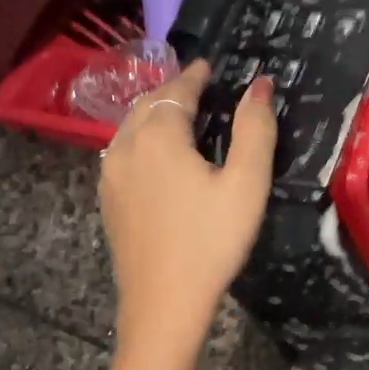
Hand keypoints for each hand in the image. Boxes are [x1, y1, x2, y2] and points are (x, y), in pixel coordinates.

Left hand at [99, 62, 275, 369]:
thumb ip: (255, 130)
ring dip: (153, 115)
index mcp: (159, 134)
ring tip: (178, 118)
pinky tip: (156, 158)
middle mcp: (126, 145)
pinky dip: (141, 142)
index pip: (177, 90)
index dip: (196, 76)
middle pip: (147, 104)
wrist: (164, 302)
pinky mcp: (108, 201)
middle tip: (196, 89)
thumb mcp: (246, 185)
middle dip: (172, 92)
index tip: (209, 67)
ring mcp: (110, 175)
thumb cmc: (211, 241)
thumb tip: (260, 86)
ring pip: (130, 129)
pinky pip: (123, 154)